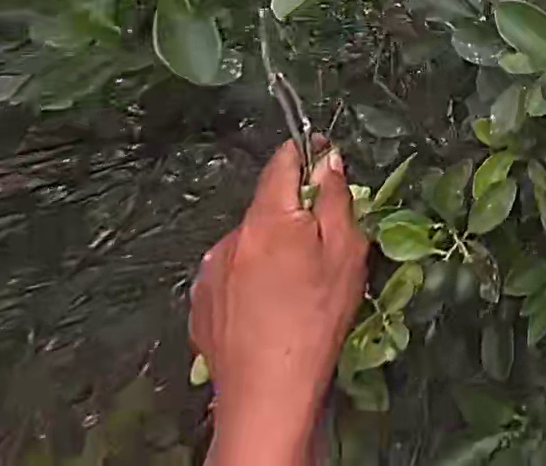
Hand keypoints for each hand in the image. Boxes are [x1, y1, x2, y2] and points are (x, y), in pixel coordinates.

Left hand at [191, 140, 369, 465]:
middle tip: (325, 233)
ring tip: (299, 276)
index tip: (323, 150)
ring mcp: (209, 272)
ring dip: (275, 240)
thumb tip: (328, 160)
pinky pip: (234, 267)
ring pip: (252, 236)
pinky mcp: (200, 301)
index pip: (280, 163)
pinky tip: (273, 299)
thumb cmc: (317, 317)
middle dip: (296, 206)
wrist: (267, 395)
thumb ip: (335, 199)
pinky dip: (255, 269)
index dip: (304, 150)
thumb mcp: (345, 251)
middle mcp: (230, 239)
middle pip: (268, 202)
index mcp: (268, 221)